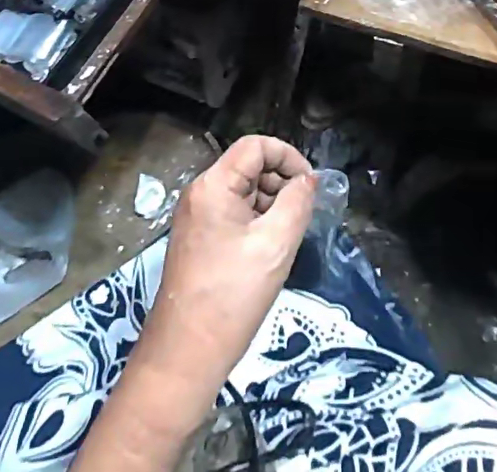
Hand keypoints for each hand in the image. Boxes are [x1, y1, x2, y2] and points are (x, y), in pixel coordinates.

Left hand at [141, 136, 315, 391]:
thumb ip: (297, 203)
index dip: (287, 156)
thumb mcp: (275, 244)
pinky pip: (233, 214)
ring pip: (242, 192)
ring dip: (270, 205)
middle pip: (248, 166)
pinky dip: (256, 222)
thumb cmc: (232, 295)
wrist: (186, 350)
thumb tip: (308, 180)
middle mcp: (200, 192)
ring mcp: (196, 215)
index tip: (311, 186)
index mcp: (212, 184)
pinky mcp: (198, 237)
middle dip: (280, 183)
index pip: (254, 146)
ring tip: (286, 239)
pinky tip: (268, 251)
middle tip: (301, 217)